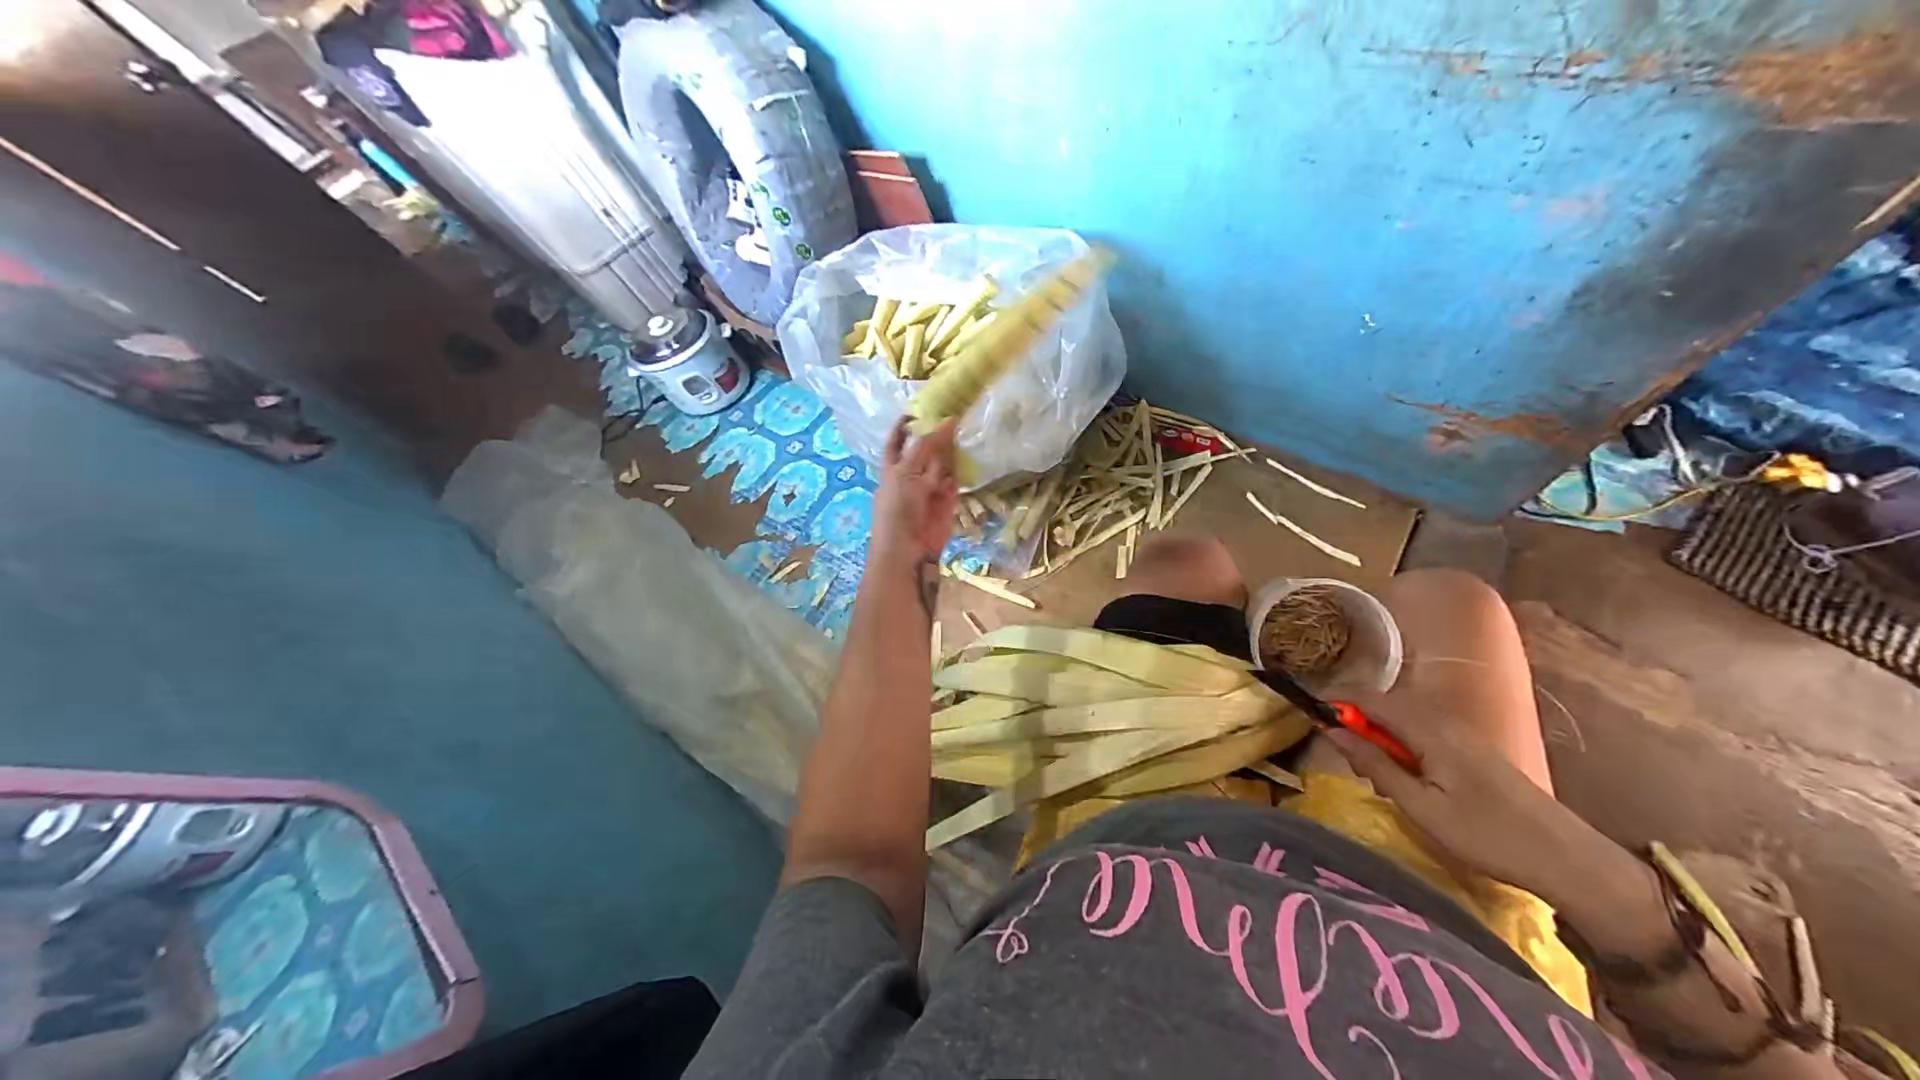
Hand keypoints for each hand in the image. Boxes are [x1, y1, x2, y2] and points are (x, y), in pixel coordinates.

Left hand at [871, 418, 958, 567]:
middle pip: (925, 450)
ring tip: (966, 428)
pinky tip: (968, 454)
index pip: (899, 441)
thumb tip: (947, 423)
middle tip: (953, 414)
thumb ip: (927, 448)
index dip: (905, 426)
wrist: (908, 550)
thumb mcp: (907, 473)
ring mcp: (930, 489)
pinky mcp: (947, 501)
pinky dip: (959, 471)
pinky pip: (955, 481)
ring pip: (943, 464)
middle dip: (936, 436)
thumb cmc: (898, 509)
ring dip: (951, 451)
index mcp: (893, 468)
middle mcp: (911, 476)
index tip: (918, 410)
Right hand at [1323, 697, 1648, 911]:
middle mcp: (1445, 721)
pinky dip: (1402, 746)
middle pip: (1386, 705)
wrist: (1566, 858)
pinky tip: (1407, 778)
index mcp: (1430, 729)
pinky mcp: (1473, 748)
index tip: (1310, 717)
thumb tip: (1332, 730)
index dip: (1337, 703)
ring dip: (1379, 737)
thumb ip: (1375, 764)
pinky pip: (1423, 731)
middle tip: (1347, 760)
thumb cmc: (1486, 835)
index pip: (1369, 699)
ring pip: (1404, 719)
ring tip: (1375, 776)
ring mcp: (1463, 733)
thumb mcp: (1420, 806)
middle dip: (1357, 723)